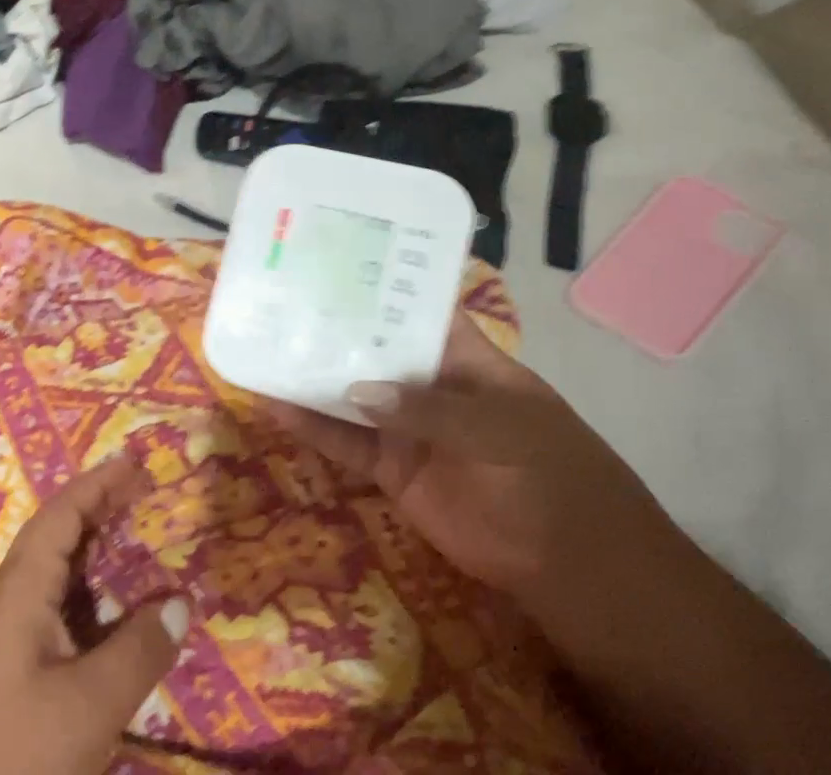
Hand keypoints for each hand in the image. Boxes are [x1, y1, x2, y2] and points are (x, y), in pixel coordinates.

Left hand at [0, 457, 189, 774]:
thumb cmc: (18, 746)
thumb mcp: (90, 702)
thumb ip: (138, 650)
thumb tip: (179, 600)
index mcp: (19, 590)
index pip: (60, 516)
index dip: (96, 484)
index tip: (133, 460)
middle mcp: (7, 597)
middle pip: (54, 535)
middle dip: (98, 508)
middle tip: (144, 488)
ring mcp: (5, 630)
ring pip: (53, 572)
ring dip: (93, 549)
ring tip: (136, 533)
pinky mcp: (10, 661)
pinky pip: (54, 605)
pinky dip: (88, 591)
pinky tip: (113, 607)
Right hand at [268, 313, 683, 611]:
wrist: (569, 564)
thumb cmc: (552, 477)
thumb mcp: (501, 430)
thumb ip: (430, 409)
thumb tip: (357, 391)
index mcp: (468, 363)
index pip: (422, 315)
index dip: (384, 290)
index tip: (333, 266)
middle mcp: (431, 388)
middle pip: (375, 352)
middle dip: (333, 331)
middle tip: (278, 303)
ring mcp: (408, 429)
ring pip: (350, 396)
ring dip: (310, 378)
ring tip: (261, 351)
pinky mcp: (390, 469)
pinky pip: (344, 442)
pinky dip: (311, 427)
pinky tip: (274, 407)